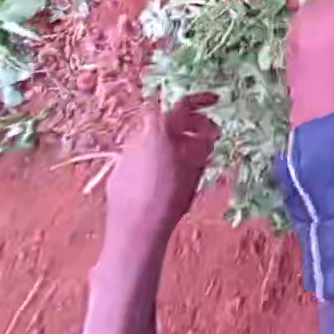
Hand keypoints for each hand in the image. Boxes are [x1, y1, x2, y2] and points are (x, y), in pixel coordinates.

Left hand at [102, 95, 217, 257]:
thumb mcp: (195, 169)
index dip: (202, 99)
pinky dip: (158, 156)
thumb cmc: (169, 199)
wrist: (134, 234)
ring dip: (174, 141)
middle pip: (168, 119)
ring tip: (189, 159)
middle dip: (190, 124)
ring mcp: (126, 155)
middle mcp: (140, 137)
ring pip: (155, 137)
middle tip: (208, 137)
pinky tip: (167, 176)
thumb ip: (202, 145)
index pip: (183, 104)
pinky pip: (142, 154)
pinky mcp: (117, 172)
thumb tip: (208, 133)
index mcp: (161, 131)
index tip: (216, 101)